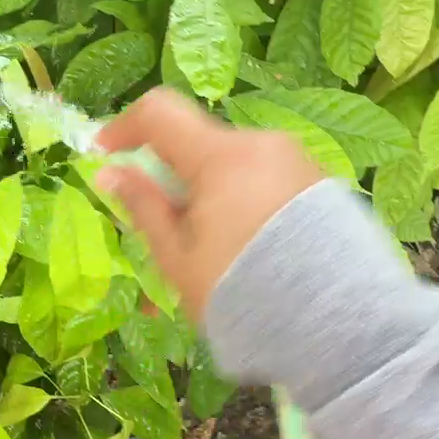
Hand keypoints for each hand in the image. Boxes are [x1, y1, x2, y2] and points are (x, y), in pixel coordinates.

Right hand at [94, 87, 324, 319]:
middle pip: (196, 142)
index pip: (159, 112)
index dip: (122, 127)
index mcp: (221, 157)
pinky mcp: (316, 180)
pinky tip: (244, 246)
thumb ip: (143, 206)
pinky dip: (238, 197)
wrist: (334, 326)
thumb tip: (109, 172)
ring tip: (208, 246)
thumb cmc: (240, 291)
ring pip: (229, 161)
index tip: (104, 154)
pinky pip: (260, 176)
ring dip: (205, 189)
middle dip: (170, 174)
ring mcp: (294, 159)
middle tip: (163, 226)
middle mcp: (261, 144)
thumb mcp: (177, 257)